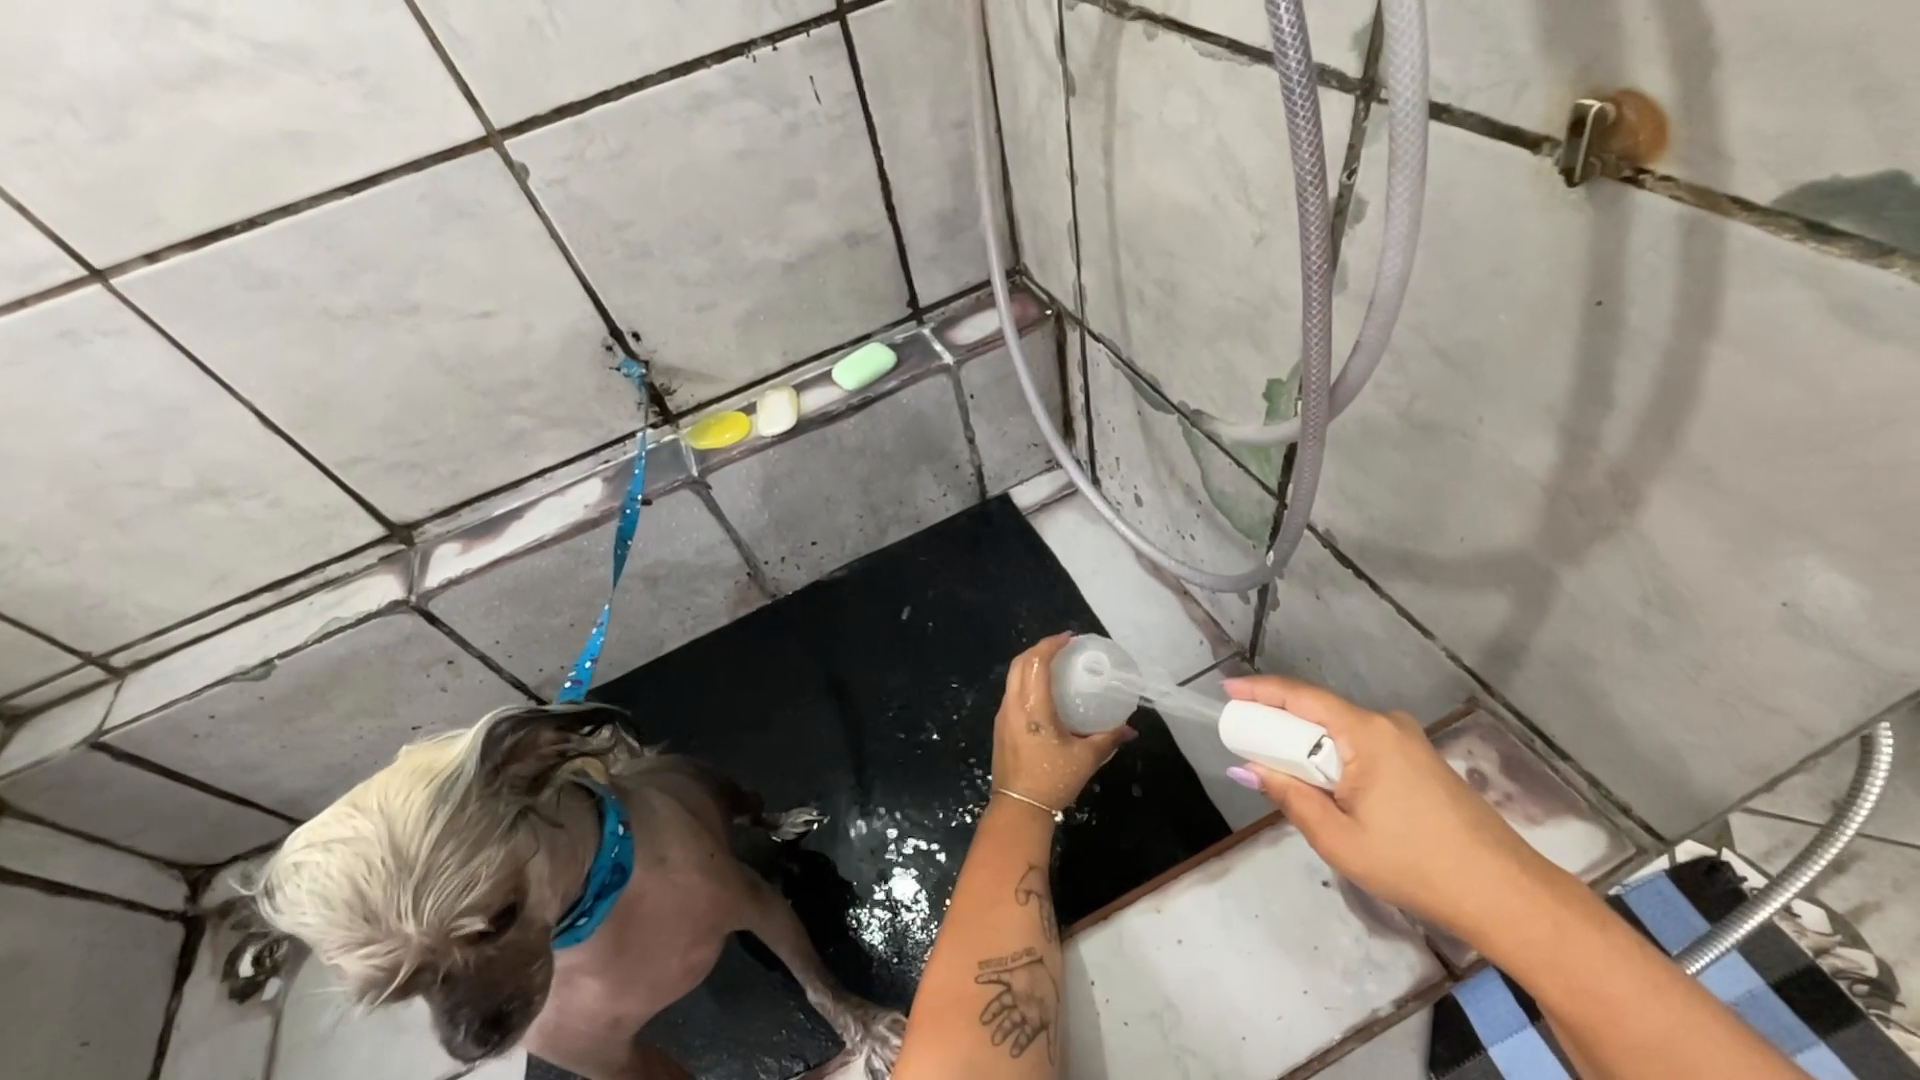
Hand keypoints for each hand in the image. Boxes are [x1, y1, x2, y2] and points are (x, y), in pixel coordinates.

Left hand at [974, 951, 1057, 1062]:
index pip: (1024, 1033)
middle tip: (995, 1041)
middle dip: (1003, 1030)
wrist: (1052, 968)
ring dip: (992, 1010)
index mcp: (1031, 1015)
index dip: (1019, 1043)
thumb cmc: (1052, 994)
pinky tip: (977, 979)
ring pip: (1001, 1002)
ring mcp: (1016, 991)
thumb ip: (1053, 1038)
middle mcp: (1022, 1005)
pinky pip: (999, 976)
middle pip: (1010, 1020)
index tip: (1013, 1054)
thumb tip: (1053, 1060)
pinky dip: (989, 977)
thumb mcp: (1054, 1017)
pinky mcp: (1013, 976)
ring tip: (982, 1020)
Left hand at [990, 635, 1133, 812]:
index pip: (1037, 662)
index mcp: (1033, 707)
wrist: (1018, 808)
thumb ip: (1108, 739)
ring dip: (1030, 665)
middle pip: (1020, 664)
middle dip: (1039, 649)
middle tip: (1061, 647)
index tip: (1069, 638)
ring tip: (1053, 666)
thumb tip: (1130, 729)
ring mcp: (1003, 716)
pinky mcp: (1000, 727)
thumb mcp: (1086, 759)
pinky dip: (1026, 682)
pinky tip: (1043, 693)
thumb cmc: (1052, 780)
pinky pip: (1012, 693)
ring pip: (1012, 678)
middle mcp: (1013, 705)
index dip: (1051, 644)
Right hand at [1222, 675, 1554, 936]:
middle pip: (1319, 713)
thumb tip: (1246, 767)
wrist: (1503, 892)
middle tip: (1246, 748)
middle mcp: (1387, 725)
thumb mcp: (1337, 837)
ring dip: (1308, 750)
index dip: (1259, 691)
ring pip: (1340, 734)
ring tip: (1287, 782)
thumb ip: (1289, 795)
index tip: (1225, 692)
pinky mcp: (1421, 762)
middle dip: (1279, 727)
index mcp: (1365, 733)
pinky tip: (1329, 793)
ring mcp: (1409, 742)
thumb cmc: (1413, 864)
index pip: (1300, 697)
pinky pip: (1362, 748)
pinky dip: (1335, 761)